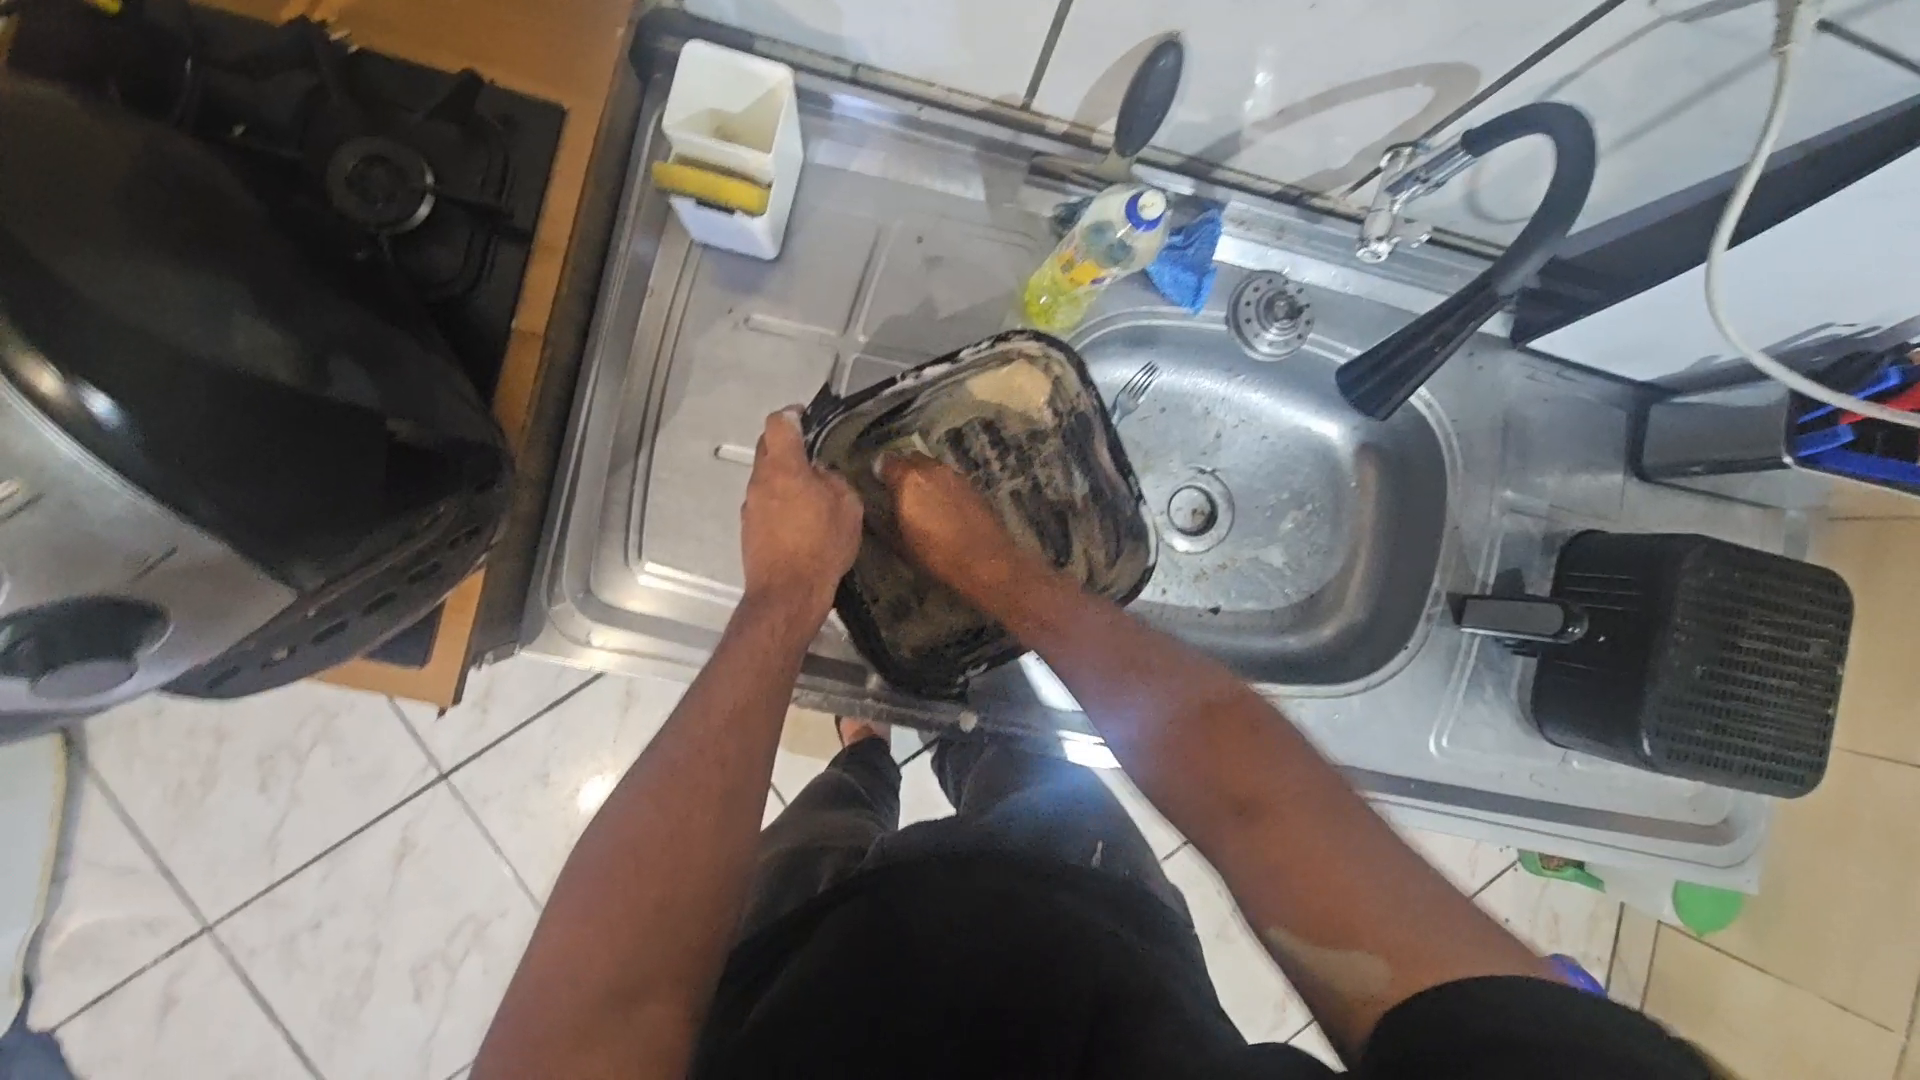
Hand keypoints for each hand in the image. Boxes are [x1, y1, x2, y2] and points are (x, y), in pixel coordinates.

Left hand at [741, 409, 863, 622]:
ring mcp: (750, 505)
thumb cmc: (822, 546)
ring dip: (784, 476)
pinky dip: (779, 500)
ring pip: (765, 476)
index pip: (779, 423)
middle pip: (767, 447)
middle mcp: (761, 480)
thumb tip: (820, 474)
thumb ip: (834, 481)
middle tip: (812, 454)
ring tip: (810, 492)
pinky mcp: (748, 527)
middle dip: (786, 443)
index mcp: (785, 468)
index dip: (792, 414)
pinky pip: (764, 501)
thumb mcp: (848, 508)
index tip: (805, 417)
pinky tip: (799, 519)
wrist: (787, 593)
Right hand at [879, 453, 1049, 607]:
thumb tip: (877, 509)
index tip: (878, 485)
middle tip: (899, 492)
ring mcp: (955, 475)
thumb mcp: (901, 543)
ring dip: (924, 477)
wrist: (986, 562)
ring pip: (933, 467)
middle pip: (911, 459)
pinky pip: (950, 478)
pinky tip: (945, 507)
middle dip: (903, 470)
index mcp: (909, 479)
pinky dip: (942, 486)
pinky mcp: (973, 485)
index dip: (880, 472)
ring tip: (923, 500)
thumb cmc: (936, 556)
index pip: (886, 461)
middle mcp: (932, 469)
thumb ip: (886, 520)